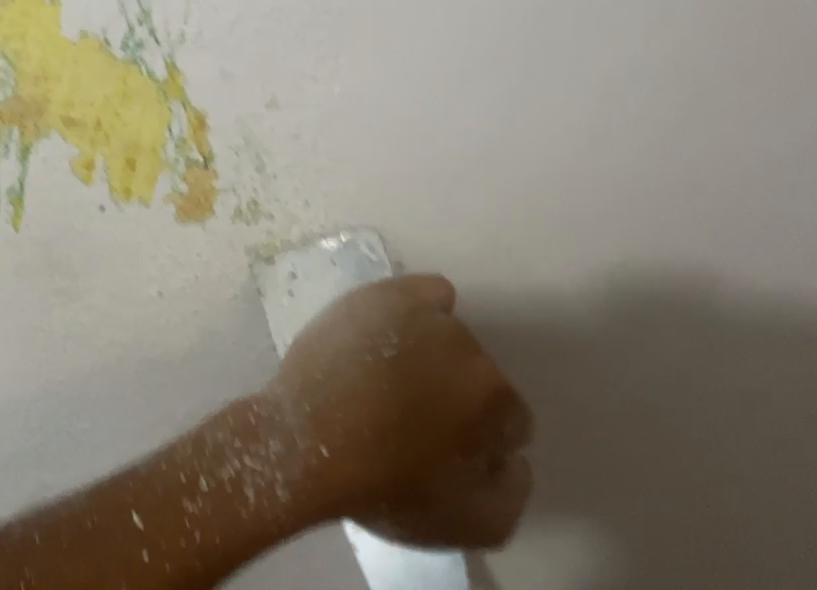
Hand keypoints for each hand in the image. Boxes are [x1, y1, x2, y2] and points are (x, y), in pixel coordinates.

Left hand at [262, 275, 532, 548]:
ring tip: (386, 379)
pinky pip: (427, 291)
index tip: (443, 447)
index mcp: (496, 403)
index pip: (508, 420)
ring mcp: (425, 318)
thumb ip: (512, 489)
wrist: (303, 444)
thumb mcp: (473, 524)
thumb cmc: (384, 489)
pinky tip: (398, 328)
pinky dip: (421, 306)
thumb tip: (510, 456)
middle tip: (410, 417)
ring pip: (447, 338)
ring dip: (430, 358)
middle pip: (476, 376)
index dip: (477, 439)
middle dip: (453, 397)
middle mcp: (470, 350)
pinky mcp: (385, 297)